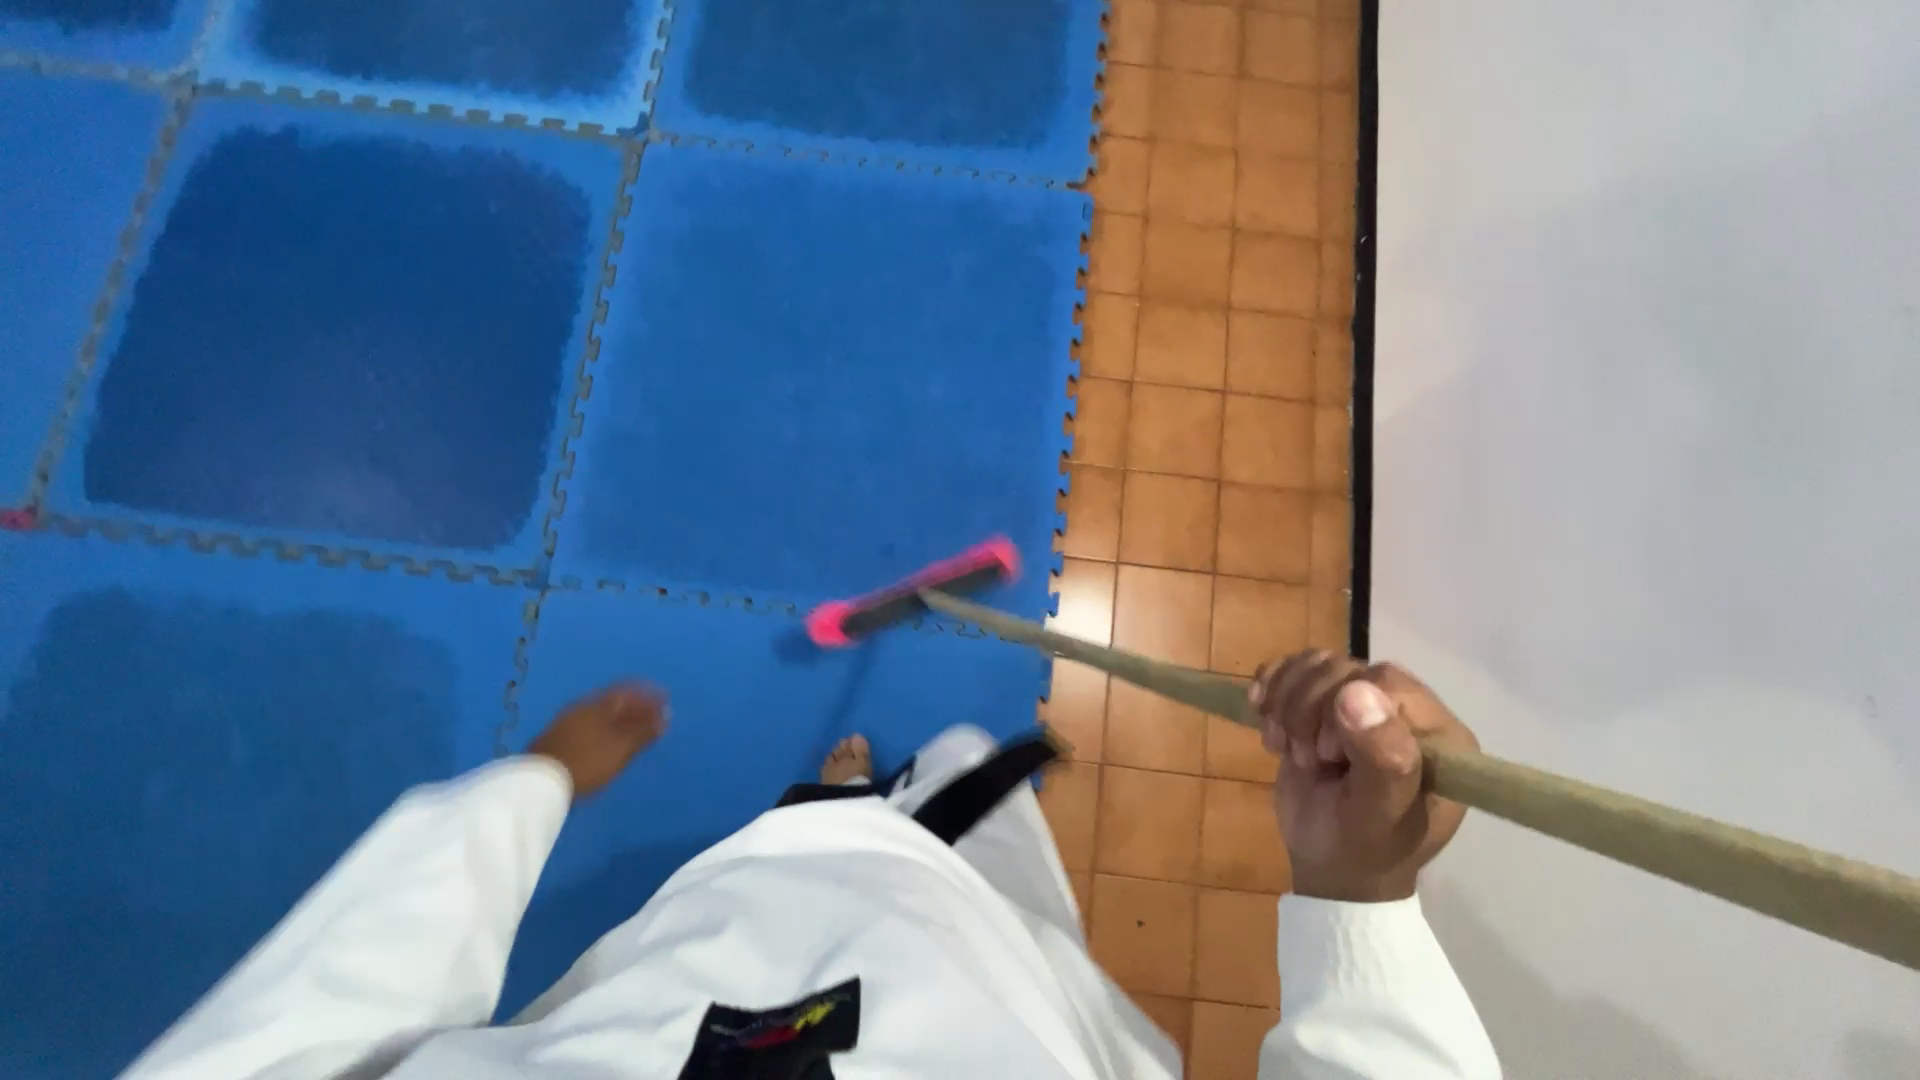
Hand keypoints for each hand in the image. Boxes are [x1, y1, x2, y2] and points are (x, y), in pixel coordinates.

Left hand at [528, 683, 668, 799]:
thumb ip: (643, 732)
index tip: (665, 700)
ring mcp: (566, 724)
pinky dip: (606, 731)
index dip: (648, 694)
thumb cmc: (586, 762)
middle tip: (654, 719)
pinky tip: (610, 744)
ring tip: (636, 734)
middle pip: (614, 703)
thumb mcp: (620, 749)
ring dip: (621, 721)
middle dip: (637, 709)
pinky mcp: (556, 740)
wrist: (536, 784)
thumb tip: (664, 717)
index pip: (627, 691)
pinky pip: (590, 727)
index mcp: (597, 705)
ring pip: (600, 716)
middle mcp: (581, 709)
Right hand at [1249, 651, 1475, 902]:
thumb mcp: (1377, 816)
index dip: (1342, 706)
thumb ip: (1382, 760)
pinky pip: (1293, 668)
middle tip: (1307, 758)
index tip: (1326, 753)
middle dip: (1308, 708)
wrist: (1329, 867)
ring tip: (1287, 746)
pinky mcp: (1323, 703)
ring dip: (1286, 703)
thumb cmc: (1361, 850)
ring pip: (1316, 665)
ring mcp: (1363, 704)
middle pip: (1345, 669)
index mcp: (1439, 734)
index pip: (1386, 682)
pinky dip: (1270, 688)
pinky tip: (1266, 720)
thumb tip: (1357, 693)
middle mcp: (1406, 710)